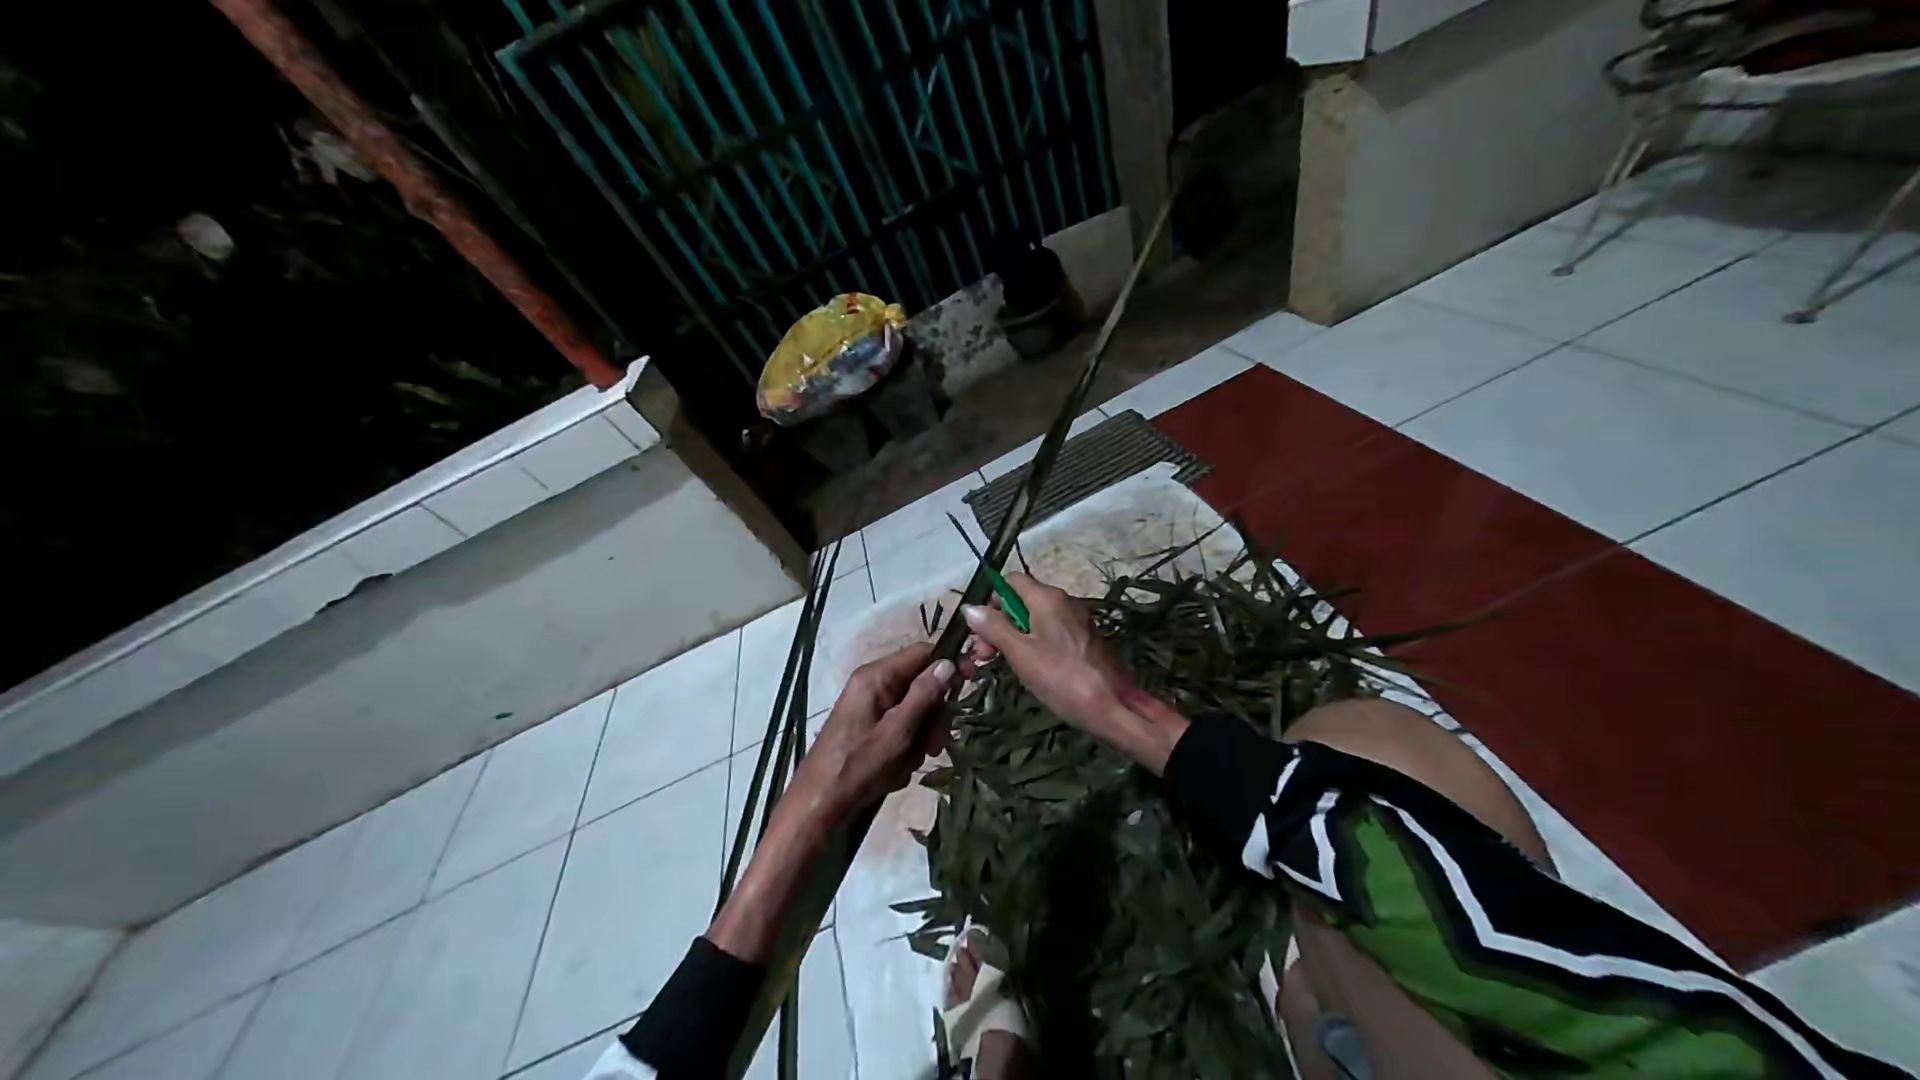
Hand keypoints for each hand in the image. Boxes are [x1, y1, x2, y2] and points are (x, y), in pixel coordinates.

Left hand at [788, 644, 954, 825]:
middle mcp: (872, 684)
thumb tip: (949, 662)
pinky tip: (898, 769)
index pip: (923, 652)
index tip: (973, 681)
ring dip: (921, 735)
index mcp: (876, 676)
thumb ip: (924, 695)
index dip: (950, 664)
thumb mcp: (898, 732)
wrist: (818, 806)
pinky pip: (901, 726)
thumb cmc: (858, 767)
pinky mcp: (869, 727)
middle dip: (934, 714)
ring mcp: (870, 706)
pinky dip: (906, 746)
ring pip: (915, 708)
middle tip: (935, 744)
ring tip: (912, 761)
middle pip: (921, 683)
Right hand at [962, 573, 1188, 773]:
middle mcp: (1064, 601)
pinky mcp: (1083, 639)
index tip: (981, 628)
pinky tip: (1028, 668)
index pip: (1011, 580)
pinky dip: (1034, 643)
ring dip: (1014, 636)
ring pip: (1035, 618)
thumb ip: (993, 627)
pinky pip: (1050, 632)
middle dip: (999, 623)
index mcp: (1047, 598)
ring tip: (1002, 663)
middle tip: (984, 654)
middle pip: (1021, 600)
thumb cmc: (1061, 677)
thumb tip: (970, 607)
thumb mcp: (1020, 653)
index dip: (991, 600)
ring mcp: (1076, 620)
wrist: (1111, 706)